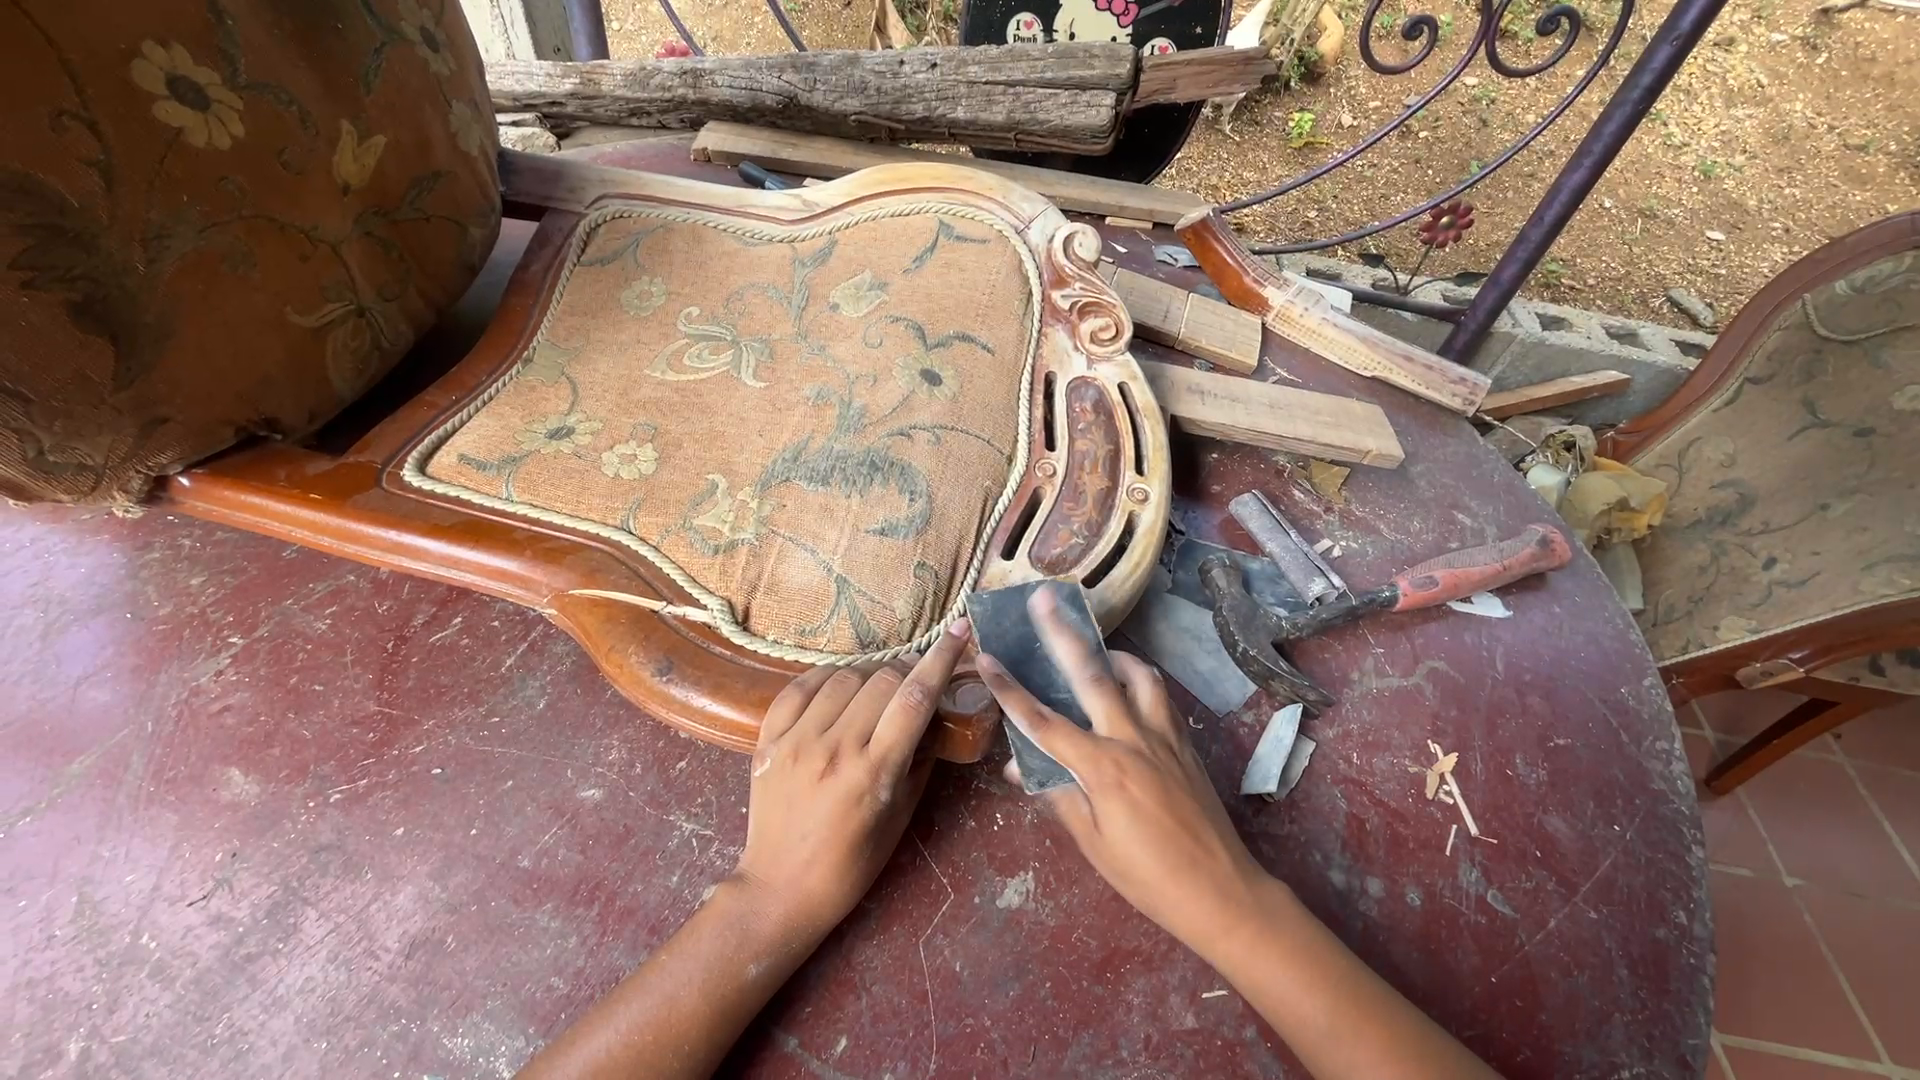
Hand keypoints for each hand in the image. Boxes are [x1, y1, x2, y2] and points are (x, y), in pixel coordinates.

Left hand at [732, 619, 972, 933]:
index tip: (958, 630)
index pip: (915, 697)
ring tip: (875, 690)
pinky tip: (837, 686)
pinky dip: (825, 679)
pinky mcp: (768, 739)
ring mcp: (797, 740)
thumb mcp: (901, 816)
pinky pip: (800, 687)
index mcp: (875, 771)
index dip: (941, 658)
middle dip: (907, 671)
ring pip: (843, 677)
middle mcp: (836, 747)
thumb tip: (934, 716)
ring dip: (868, 675)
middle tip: (914, 681)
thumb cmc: (852, 863)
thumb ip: (919, 760)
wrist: (780, 887)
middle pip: (883, 680)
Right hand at [975, 586, 1269, 950]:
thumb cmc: (1147, 875)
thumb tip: (1018, 768)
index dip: (1011, 690)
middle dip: (1063, 634)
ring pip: (1138, 674)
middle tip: (1046, 599)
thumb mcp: (1092, 842)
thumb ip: (1057, 796)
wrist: (1220, 890)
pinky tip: (1128, 687)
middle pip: (1091, 674)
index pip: (1044, 722)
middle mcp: (1132, 738)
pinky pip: (1160, 695)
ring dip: (1112, 653)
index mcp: (1102, 767)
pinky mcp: (1185, 741)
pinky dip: (1139, 679)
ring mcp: (1164, 735)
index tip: (988, 659)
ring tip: (1095, 648)